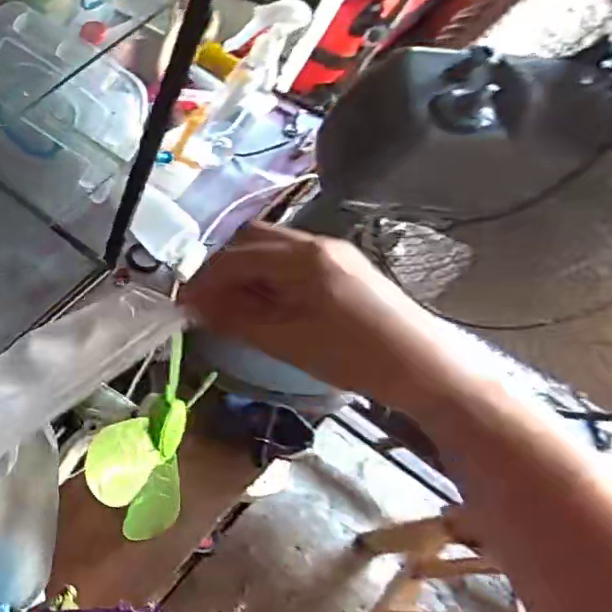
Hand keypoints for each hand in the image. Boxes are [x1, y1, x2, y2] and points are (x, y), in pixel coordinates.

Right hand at [178, 222, 472, 413]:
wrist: (429, 371)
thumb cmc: (354, 356)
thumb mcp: (283, 340)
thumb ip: (233, 317)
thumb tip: (191, 306)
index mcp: (302, 257)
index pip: (233, 257)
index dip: (201, 280)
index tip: (182, 305)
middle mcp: (316, 244)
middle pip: (249, 241)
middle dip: (218, 268)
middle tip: (201, 300)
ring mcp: (332, 253)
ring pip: (268, 249)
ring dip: (240, 271)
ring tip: (226, 304)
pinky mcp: (341, 268)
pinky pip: (288, 261)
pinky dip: (263, 277)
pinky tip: (259, 303)